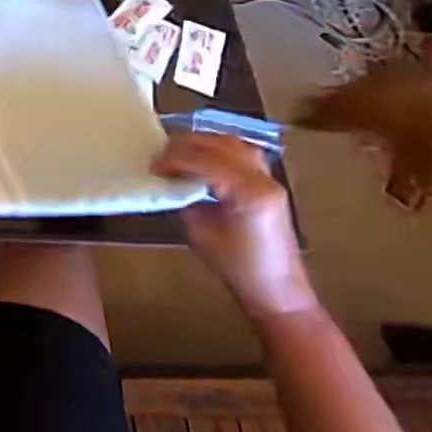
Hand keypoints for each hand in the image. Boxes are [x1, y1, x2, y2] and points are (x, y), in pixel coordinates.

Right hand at [154, 133, 318, 322]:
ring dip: (202, 143)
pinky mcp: (269, 182)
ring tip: (179, 156)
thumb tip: (172, 181)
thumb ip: (186, 200)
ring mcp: (270, 178)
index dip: (173, 158)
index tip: (153, 167)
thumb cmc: (238, 269)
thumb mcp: (200, 235)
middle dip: (185, 146)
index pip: (204, 159)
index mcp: (248, 193)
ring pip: (232, 142)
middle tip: (161, 159)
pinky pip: (241, 152)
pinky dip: (218, 149)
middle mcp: (262, 178)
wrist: (278, 289)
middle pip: (219, 143)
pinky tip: (202, 160)